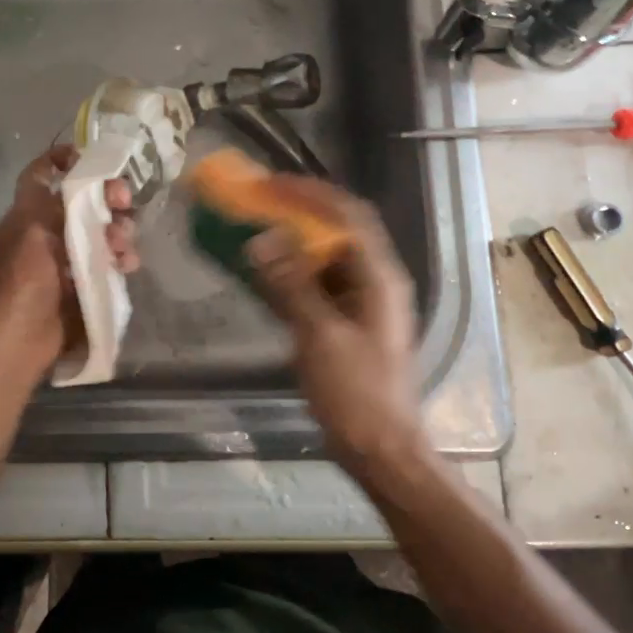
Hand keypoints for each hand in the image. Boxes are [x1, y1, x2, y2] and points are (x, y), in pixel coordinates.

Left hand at [0, 145, 138, 385]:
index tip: (90, 157)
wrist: (20, 337)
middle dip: (108, 198)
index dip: (62, 160)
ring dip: (119, 231)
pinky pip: (110, 263)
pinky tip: (127, 265)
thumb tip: (85, 183)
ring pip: (103, 232)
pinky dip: (121, 260)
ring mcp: (69, 259)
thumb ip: (60, 203)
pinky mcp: (85, 284)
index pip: (42, 174)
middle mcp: (50, 231)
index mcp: (29, 214)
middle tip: (125, 201)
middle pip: (84, 202)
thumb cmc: (23, 279)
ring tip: (123, 243)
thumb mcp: (36, 230)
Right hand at [248, 177, 429, 469]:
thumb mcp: (320, 336)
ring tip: (252, 231)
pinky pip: (316, 288)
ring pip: (324, 260)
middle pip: (336, 232)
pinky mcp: (346, 327)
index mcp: (378, 277)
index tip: (269, 183)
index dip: (309, 193)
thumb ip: (291, 285)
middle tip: (256, 203)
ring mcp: (361, 305)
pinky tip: (260, 276)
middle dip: (296, 214)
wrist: (380, 448)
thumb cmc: (355, 393)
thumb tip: (261, 241)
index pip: (347, 215)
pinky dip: (290, 277)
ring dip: (291, 244)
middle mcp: (373, 282)